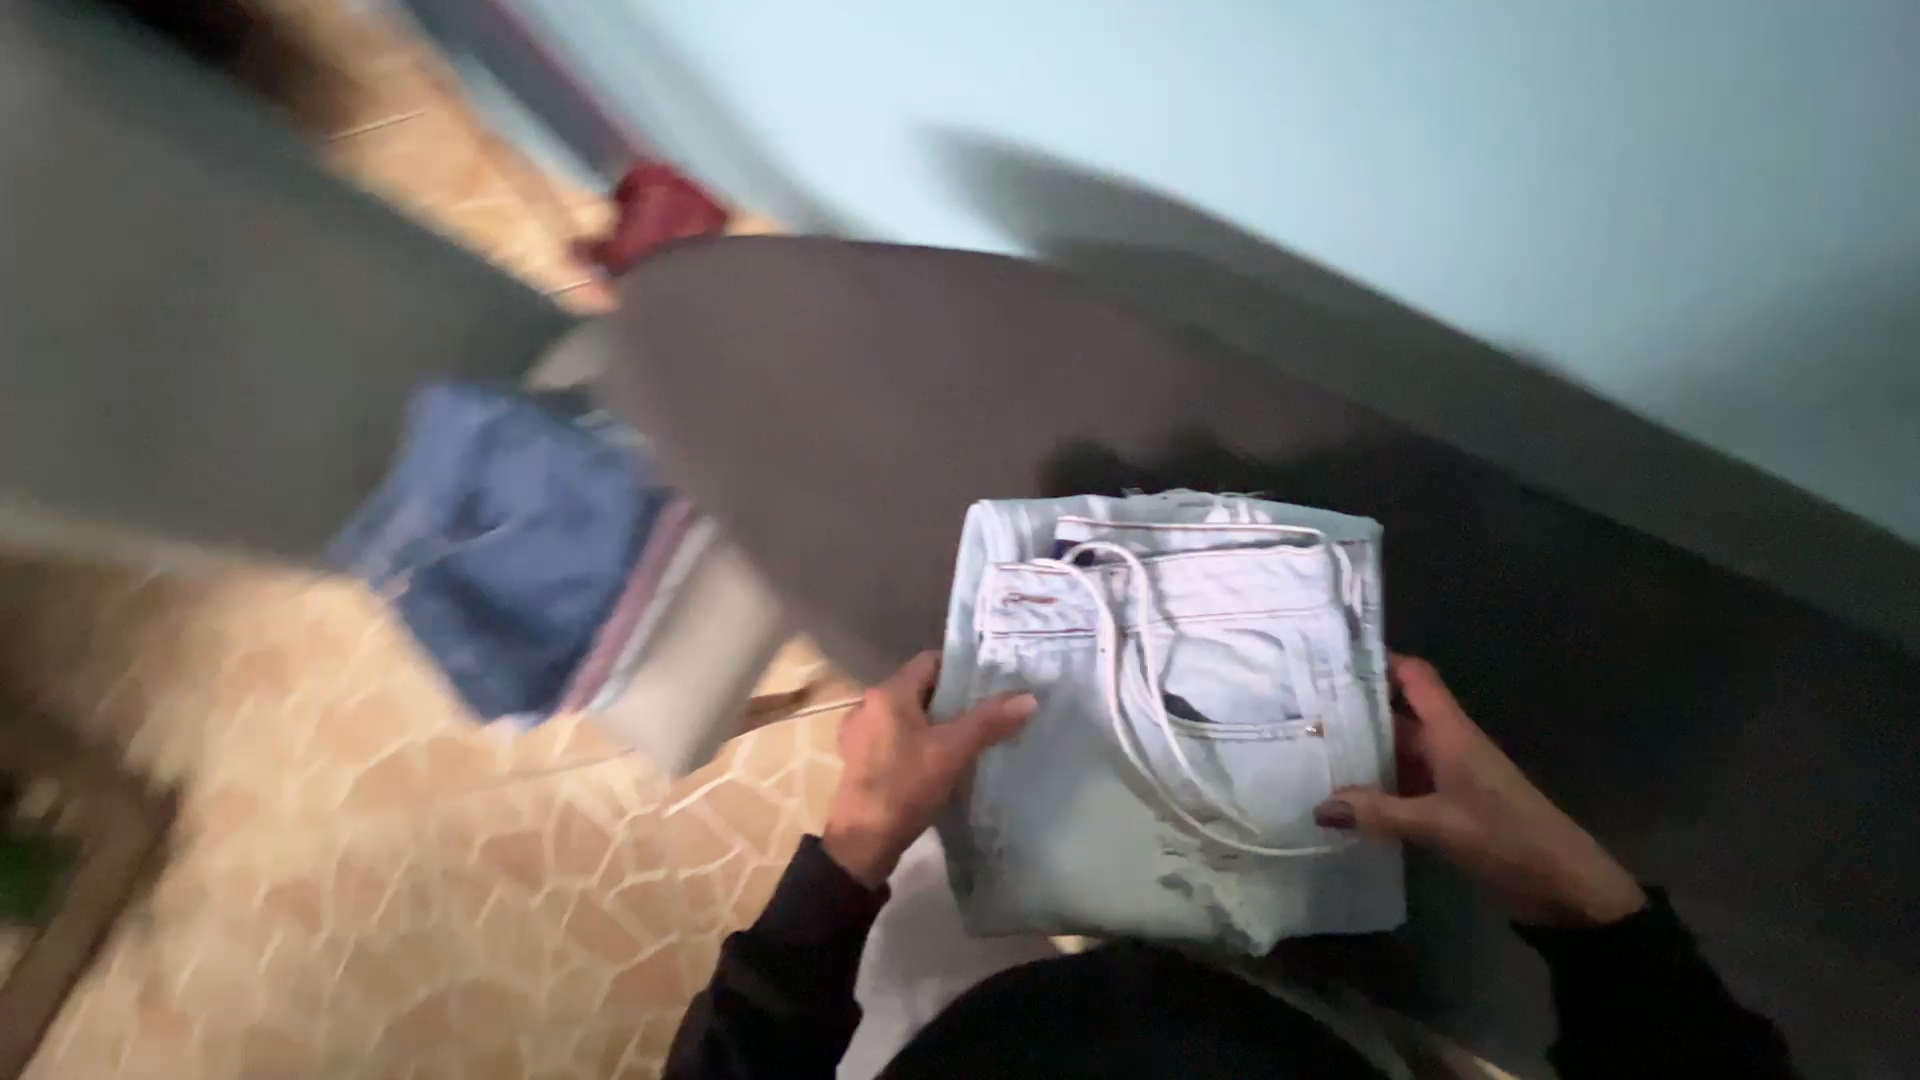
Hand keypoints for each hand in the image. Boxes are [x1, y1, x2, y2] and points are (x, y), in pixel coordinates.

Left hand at [821, 651, 1038, 888]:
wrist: (862, 843)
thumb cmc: (905, 787)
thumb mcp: (952, 752)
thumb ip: (988, 721)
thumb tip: (1028, 697)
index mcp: (887, 693)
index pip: (929, 661)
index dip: (960, 668)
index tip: (988, 682)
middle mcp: (868, 704)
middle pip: (918, 688)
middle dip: (952, 698)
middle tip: (985, 710)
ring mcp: (859, 733)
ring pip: (907, 714)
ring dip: (934, 722)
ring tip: (967, 736)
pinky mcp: (858, 759)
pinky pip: (894, 737)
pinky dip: (916, 741)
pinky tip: (937, 761)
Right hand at [1314, 655, 1645, 925]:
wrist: (1569, 890)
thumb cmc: (1510, 839)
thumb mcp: (1440, 826)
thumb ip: (1378, 813)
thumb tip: (1318, 807)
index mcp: (1450, 733)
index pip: (1414, 677)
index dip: (1380, 660)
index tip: (1334, 657)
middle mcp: (1446, 744)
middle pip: (1395, 713)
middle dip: (1352, 710)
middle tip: (1300, 707)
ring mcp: (1447, 775)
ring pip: (1395, 750)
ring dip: (1360, 750)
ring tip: (1308, 747)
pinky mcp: (1448, 803)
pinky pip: (1401, 782)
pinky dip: (1374, 784)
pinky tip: (1340, 795)